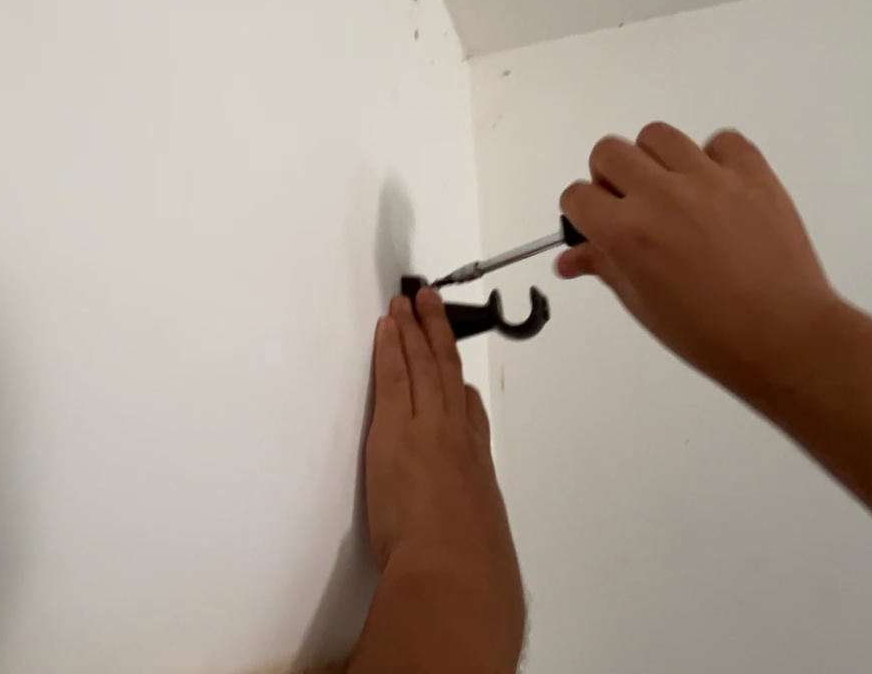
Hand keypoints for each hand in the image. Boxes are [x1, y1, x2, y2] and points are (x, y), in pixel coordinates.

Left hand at [361, 289, 523, 662]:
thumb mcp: (484, 538)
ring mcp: (428, 425)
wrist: (452, 570)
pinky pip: (395, 374)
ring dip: (417, 327)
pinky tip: (387, 326)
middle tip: (431, 302)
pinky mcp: (395, 426)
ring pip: (424, 362)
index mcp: (476, 464)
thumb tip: (474, 515)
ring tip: (410, 300)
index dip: (462, 389)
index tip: (459, 377)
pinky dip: (392, 346)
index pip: (472, 414)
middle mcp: (456, 434)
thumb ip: (476, 517)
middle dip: (439, 333)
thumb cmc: (468, 571)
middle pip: (448, 372)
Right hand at [557, 123, 851, 384]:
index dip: (581, 211)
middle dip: (609, 177)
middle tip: (629, 203)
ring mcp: (708, 179)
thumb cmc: (708, 332)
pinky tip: (716, 187)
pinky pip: (721, 140)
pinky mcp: (752, 174)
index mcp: (626, 233)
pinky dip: (714, 157)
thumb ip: (603, 266)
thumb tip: (569, 258)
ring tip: (672, 189)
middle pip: (608, 152)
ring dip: (654, 159)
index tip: (595, 223)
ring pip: (657, 135)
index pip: (577, 195)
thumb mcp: (641, 304)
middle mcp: (660, 196)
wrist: (786, 338)